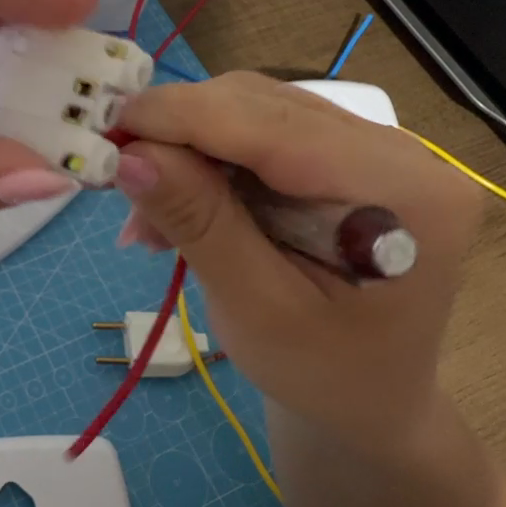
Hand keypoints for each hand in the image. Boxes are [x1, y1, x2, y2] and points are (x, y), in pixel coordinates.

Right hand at [111, 72, 482, 439]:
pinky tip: (180, 204)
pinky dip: (207, 160)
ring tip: (149, 215)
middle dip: (178, 135)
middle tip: (119, 181)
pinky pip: (259, 132)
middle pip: (260, 106)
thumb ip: (198, 221)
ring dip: (186, 149)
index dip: (180, 116)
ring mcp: (375, 149)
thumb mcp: (255, 308)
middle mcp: (398, 152)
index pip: (270, 124)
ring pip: (252, 110)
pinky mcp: (346, 156)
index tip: (104, 131)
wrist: (367, 400)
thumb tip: (128, 156)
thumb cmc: (319, 372)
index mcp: (401, 192)